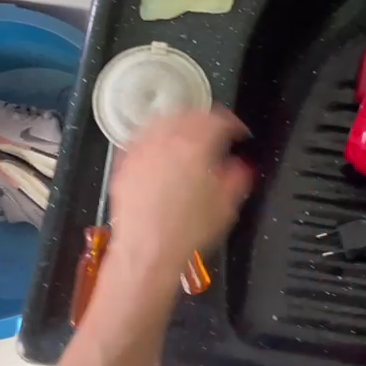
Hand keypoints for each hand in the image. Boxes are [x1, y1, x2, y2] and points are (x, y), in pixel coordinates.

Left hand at [106, 107, 252, 274]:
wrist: (148, 252)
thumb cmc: (185, 232)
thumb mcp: (227, 204)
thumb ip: (238, 176)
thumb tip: (241, 166)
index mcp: (196, 144)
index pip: (219, 119)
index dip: (234, 124)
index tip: (238, 133)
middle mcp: (166, 140)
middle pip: (188, 113)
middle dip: (205, 119)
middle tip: (216, 131)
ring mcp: (142, 149)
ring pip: (162, 120)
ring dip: (178, 123)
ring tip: (188, 136)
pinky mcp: (125, 163)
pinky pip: (140, 139)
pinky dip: (154, 139)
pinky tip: (160, 150)